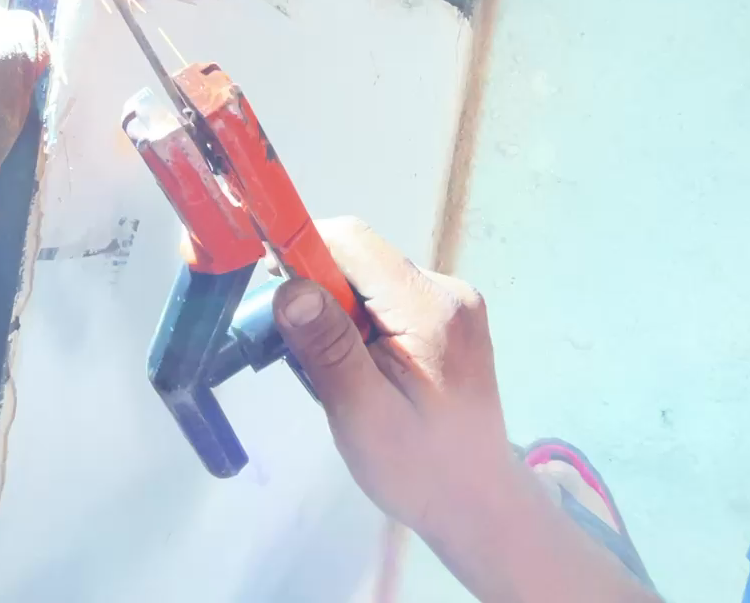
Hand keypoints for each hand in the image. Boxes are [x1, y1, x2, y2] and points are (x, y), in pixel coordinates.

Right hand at [273, 217, 509, 533]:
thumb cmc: (421, 469)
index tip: (270, 283)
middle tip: (302, 347)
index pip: (352, 242)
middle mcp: (444, 291)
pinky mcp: (440, 316)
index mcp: (431, 308)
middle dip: (317, 289)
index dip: (302, 248)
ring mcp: (447, 302)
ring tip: (333, 365)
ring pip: (364, 275)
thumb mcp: (364, 415)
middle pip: (357, 257)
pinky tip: (355, 362)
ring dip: (333, 307)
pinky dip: (353, 318)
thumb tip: (291, 289)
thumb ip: (328, 348)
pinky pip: (378, 294)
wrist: (478, 506)